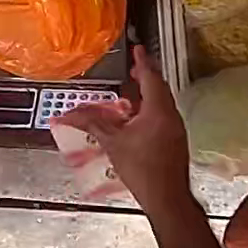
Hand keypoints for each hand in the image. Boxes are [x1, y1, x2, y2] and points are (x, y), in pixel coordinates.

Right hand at [59, 45, 193, 207]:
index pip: (150, 77)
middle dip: (144, 77)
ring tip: (131, 94)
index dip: (142, 61)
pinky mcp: (175, 141)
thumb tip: (71, 115)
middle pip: (158, 88)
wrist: (166, 197)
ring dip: (147, 95)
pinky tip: (136, 120)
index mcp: (158, 110)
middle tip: (133, 70)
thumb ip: (92, 123)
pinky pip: (162, 116)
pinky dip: (150, 111)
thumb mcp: (112, 142)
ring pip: (161, 103)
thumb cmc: (143, 169)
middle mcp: (171, 116)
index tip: (138, 49)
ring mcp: (176, 129)